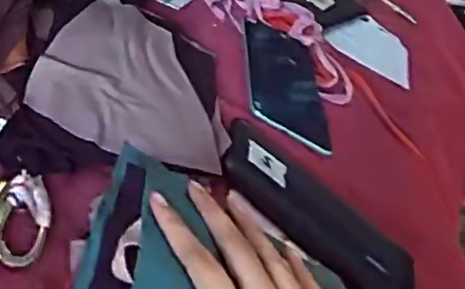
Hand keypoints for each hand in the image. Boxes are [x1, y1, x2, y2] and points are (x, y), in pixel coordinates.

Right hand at [148, 182, 323, 288]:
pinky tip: (286, 245)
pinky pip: (307, 281)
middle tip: (195, 185)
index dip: (176, 230)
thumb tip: (173, 280)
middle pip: (235, 247)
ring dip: (250, 225)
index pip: (199, 263)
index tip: (158, 199)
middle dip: (212, 213)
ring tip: (234, 199)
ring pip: (271, 255)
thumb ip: (203, 287)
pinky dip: (294, 260)